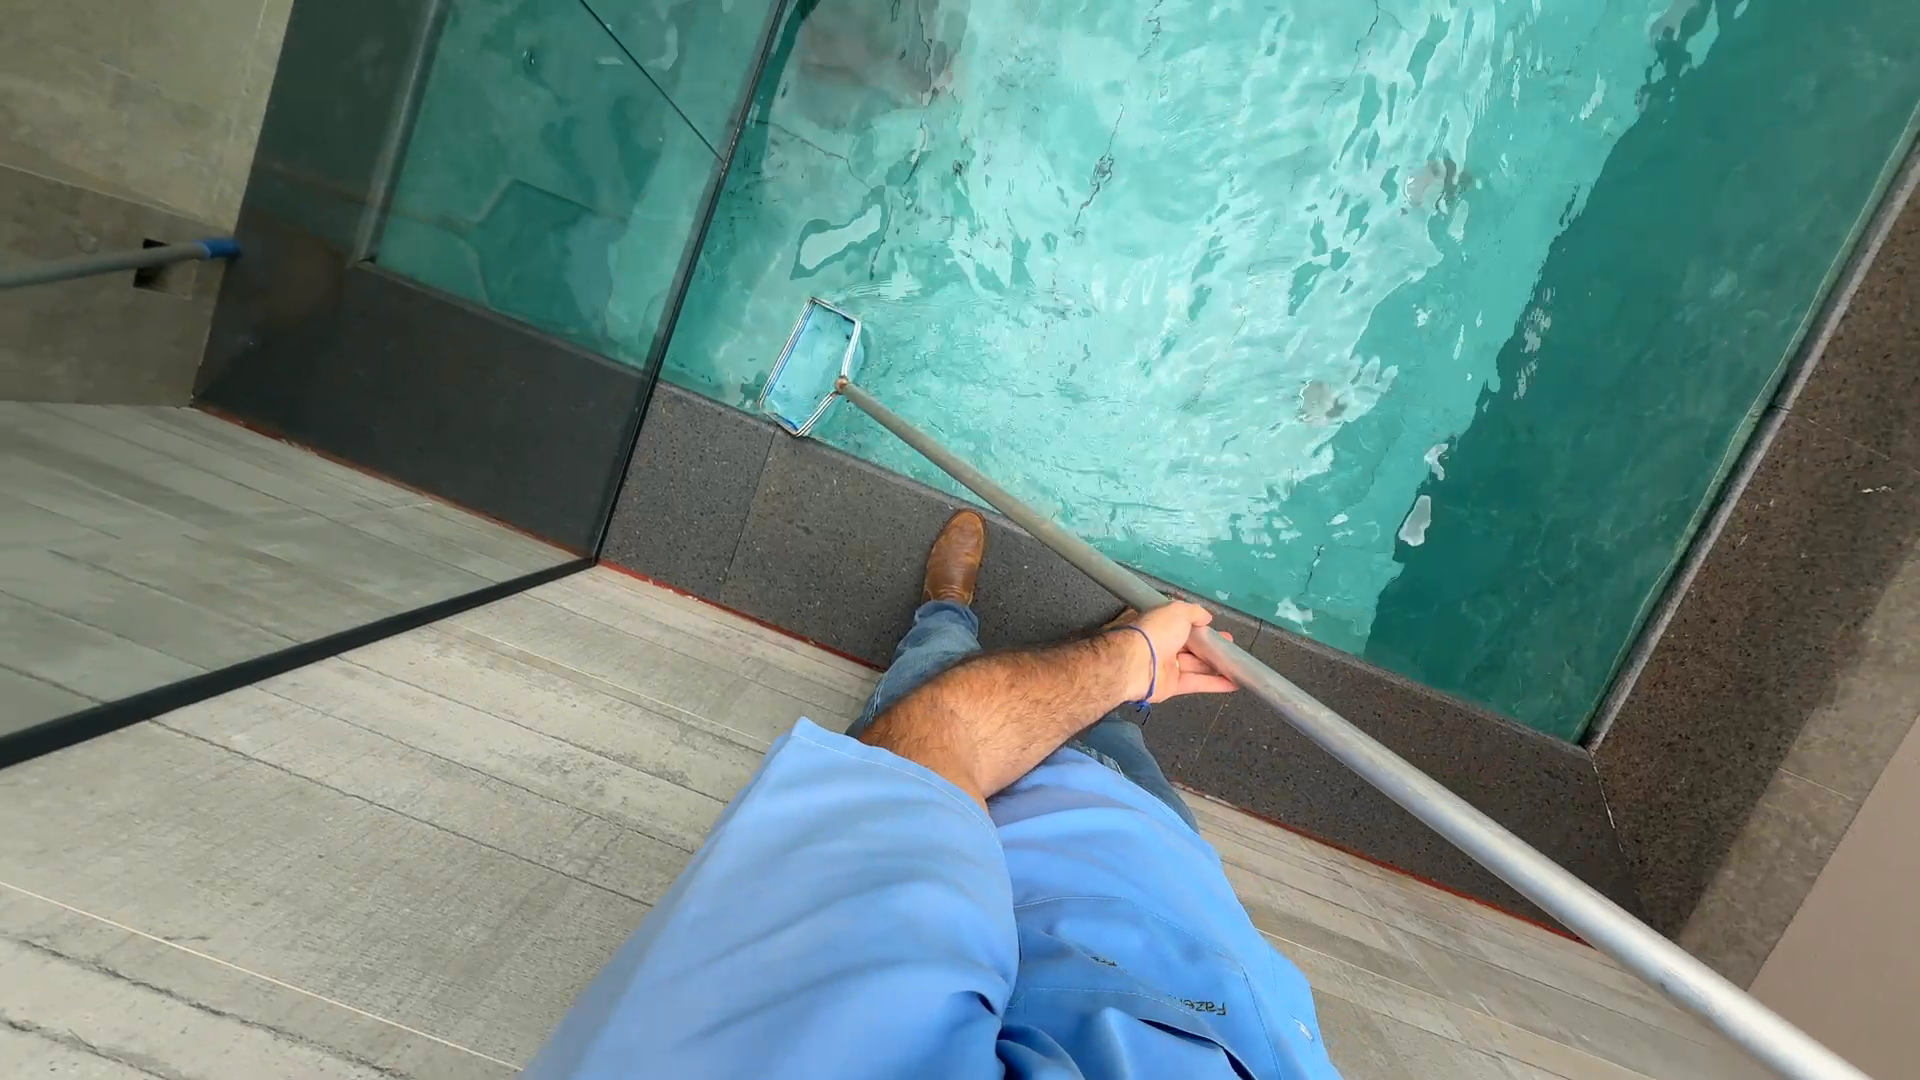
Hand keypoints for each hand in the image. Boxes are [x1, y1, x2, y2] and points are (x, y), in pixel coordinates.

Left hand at [1119, 602, 1237, 702]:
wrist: (1137, 663)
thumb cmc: (1156, 632)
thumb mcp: (1177, 611)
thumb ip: (1194, 612)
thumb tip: (1206, 617)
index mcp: (1160, 625)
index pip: (1182, 625)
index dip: (1200, 628)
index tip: (1215, 629)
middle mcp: (1162, 645)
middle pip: (1190, 647)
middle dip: (1210, 647)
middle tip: (1230, 647)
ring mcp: (1166, 666)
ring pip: (1195, 666)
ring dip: (1216, 666)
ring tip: (1236, 664)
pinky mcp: (1171, 686)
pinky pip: (1196, 683)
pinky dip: (1214, 684)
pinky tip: (1232, 683)